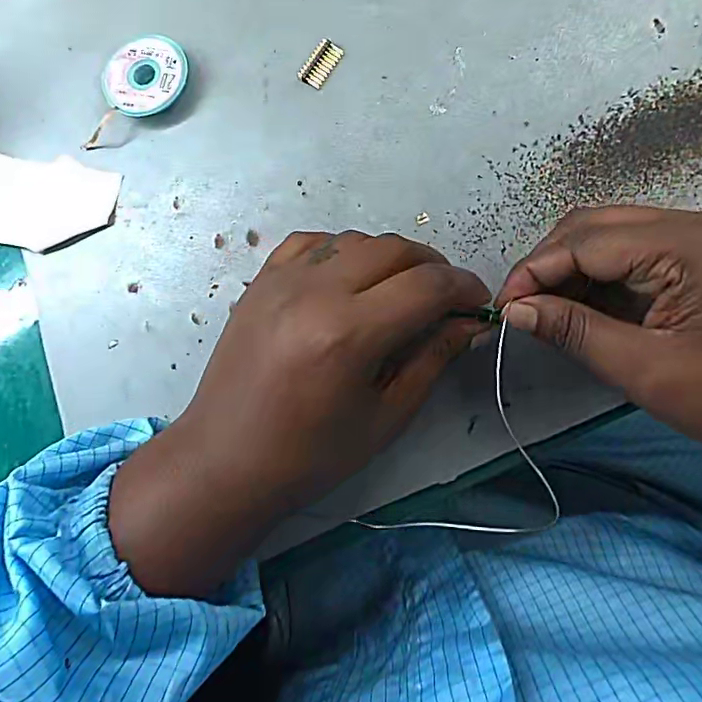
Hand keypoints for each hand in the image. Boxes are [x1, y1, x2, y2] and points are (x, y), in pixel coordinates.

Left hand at [111, 231, 490, 595]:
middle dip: (433, 267)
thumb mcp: (385, 416)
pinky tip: (349, 278)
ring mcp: (282, 281)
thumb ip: (431, 359)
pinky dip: (342, 250)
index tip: (476, 303)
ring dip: (390, 257)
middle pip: (395, 249)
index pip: (427, 285)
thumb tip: (467, 322)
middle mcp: (314, 293)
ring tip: (399, 291)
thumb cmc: (309, 455)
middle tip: (445, 299)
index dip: (463, 288)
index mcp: (348, 333)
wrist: (224, 461)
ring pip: (356, 239)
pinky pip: (312, 242)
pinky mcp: (260, 281)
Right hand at [494, 207, 701, 527]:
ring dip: (571, 270)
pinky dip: (599, 280)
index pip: (587, 240)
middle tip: (519, 308)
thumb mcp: (649, 371)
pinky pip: (633, 258)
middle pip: (595, 226)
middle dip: (548, 263)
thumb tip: (516, 310)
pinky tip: (580, 310)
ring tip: (542, 311)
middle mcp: (692, 226)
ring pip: (610, 238)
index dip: (535, 270)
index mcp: (687, 242)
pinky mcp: (700, 263)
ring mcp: (700, 242)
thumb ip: (577, 332)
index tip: (502, 309)